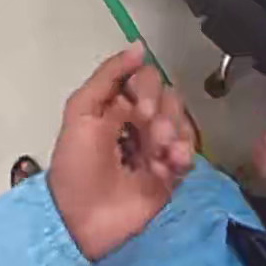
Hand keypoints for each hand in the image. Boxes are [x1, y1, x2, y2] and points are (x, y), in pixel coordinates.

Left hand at [47, 43, 196, 261]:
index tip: (142, 108)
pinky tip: (168, 167)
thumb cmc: (76, 162)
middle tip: (152, 135)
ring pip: (183, 122)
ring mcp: (156, 146)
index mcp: (116, 101)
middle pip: (169, 97)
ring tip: (160, 155)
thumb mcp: (81, 110)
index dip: (148, 88)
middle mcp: (139, 119)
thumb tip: (138, 46)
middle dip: (164, 114)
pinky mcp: (169, 174)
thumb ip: (109, 74)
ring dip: (175, 134)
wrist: (81, 218)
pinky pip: (189, 153)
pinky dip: (182, 156)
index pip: (145, 78)